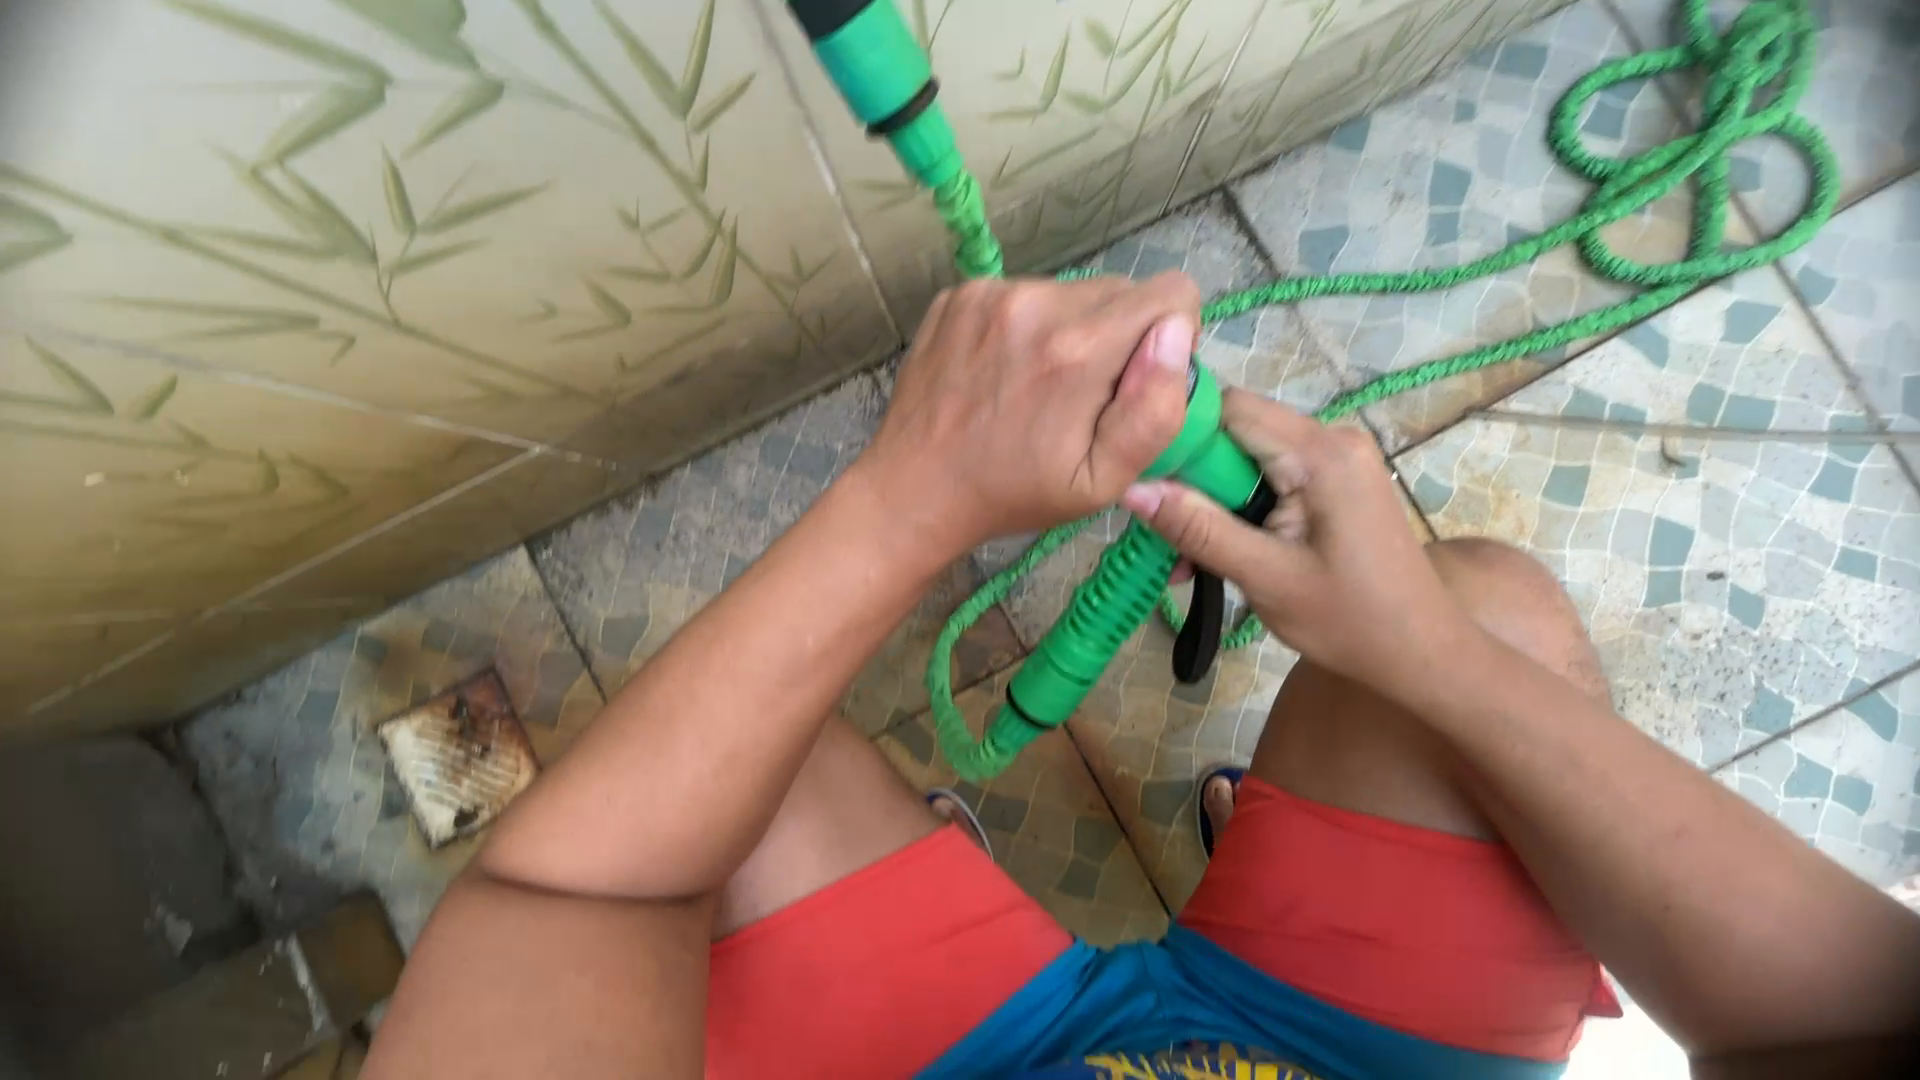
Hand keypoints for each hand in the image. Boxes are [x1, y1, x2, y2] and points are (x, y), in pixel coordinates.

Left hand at [857, 272, 1200, 551]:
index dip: (1169, 340)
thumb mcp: (1101, 482)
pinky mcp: (959, 294)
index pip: (1171, 294)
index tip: (1133, 384)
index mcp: (1078, 349)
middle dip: (1117, 339)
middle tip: (1078, 398)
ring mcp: (990, 293)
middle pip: (1120, 292)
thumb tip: (1178, 333)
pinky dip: (1025, 327)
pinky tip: (1001, 373)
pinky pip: (1023, 293)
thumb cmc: (1014, 493)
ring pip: (1071, 292)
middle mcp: (1035, 302)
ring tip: (1034, 388)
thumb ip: (1154, 410)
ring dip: (1070, 332)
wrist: (916, 488)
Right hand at [1121, 390, 1471, 695]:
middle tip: (1155, 533)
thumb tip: (1130, 490)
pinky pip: (1265, 480)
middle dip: (1189, 482)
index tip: (1135, 475)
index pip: (1229, 408)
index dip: (1177, 434)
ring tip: (1182, 560)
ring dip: (1208, 505)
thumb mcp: (1265, 577)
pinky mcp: (1330, 481)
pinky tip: (1215, 553)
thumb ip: (1199, 528)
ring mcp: (1333, 458)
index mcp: (1322, 453)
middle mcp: (1331, 439)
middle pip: (1234, 434)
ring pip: (1243, 461)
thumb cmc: (1350, 621)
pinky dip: (1235, 512)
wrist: (1420, 654)